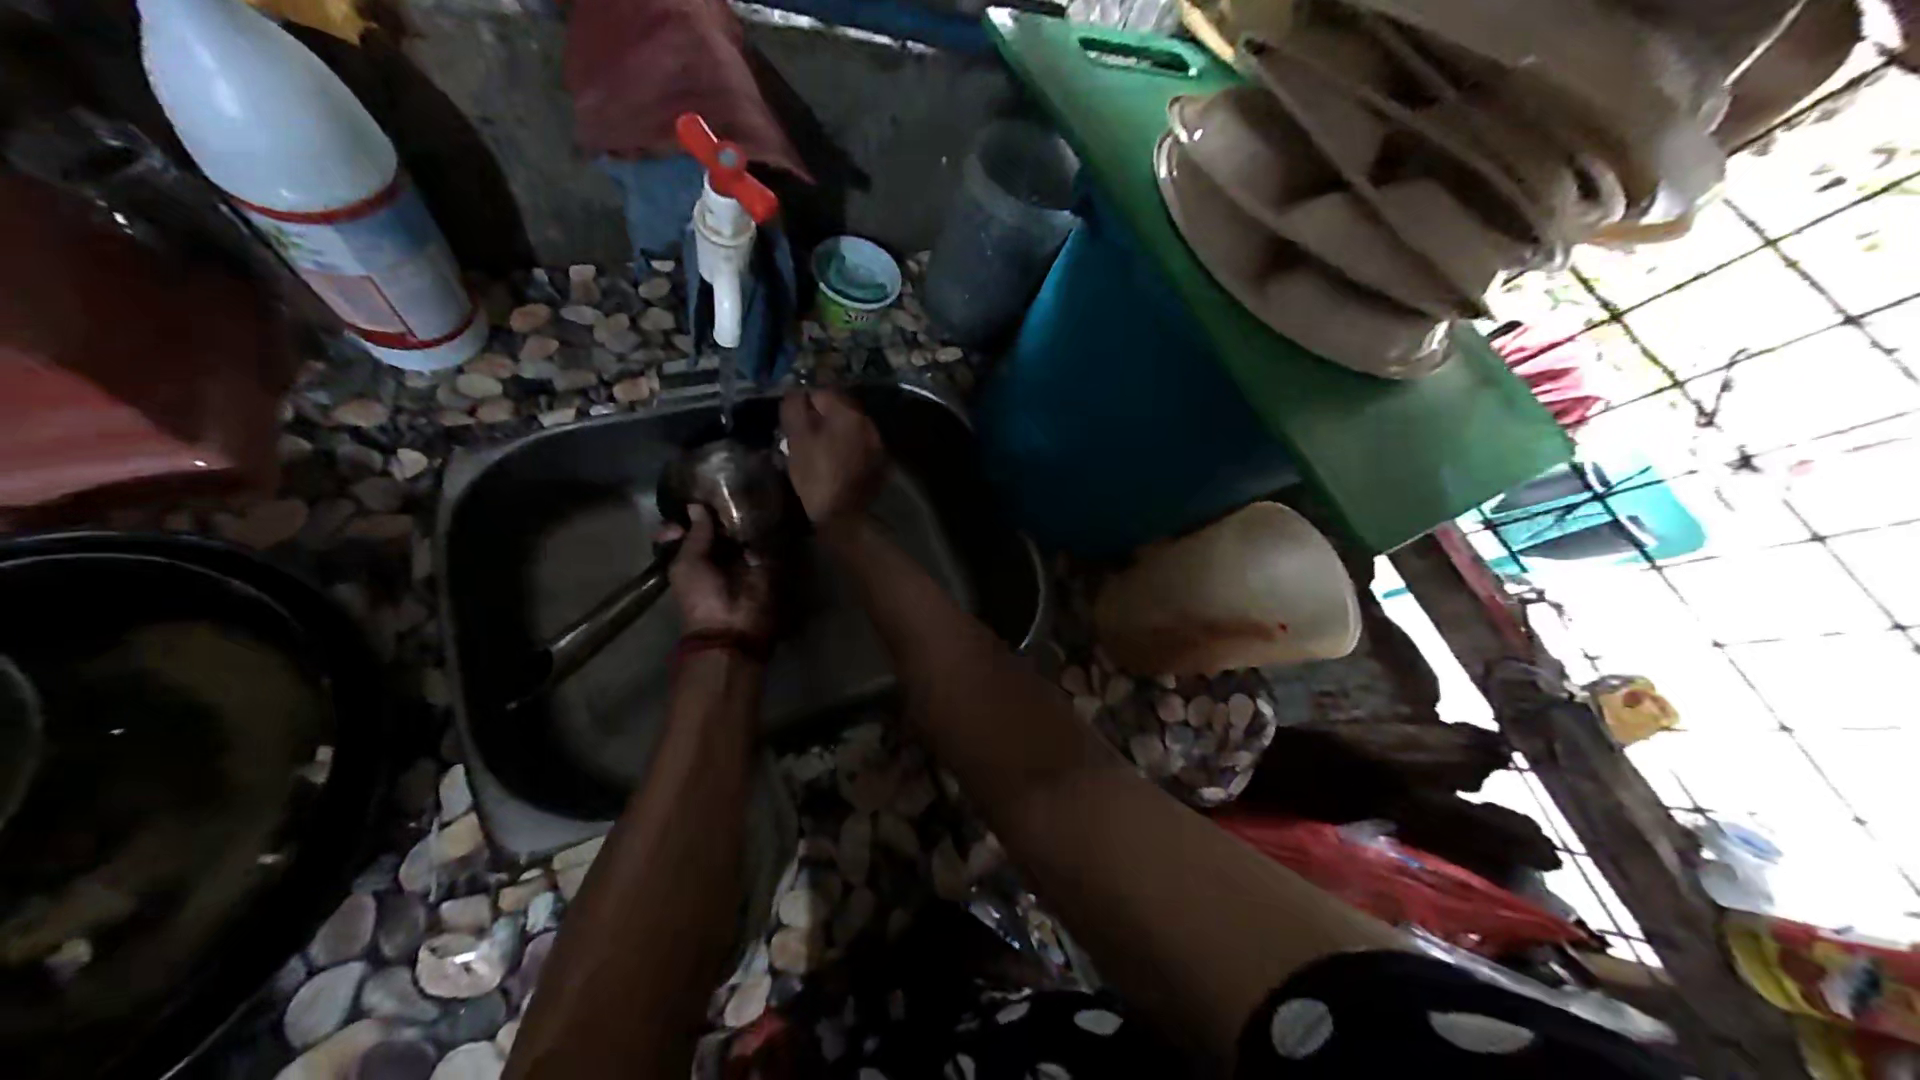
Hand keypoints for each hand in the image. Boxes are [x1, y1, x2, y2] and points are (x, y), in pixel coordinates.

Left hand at [658, 505, 772, 637]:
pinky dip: (758, 531)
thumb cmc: (700, 596)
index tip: (692, 506)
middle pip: (714, 528)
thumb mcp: (687, 563)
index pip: (687, 531)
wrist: (731, 627)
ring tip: (743, 497)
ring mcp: (738, 560)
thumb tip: (696, 505)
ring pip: (737, 532)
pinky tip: (758, 516)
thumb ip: (694, 535)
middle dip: (717, 514)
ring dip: (739, 519)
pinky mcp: (761, 564)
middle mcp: (714, 556)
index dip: (687, 518)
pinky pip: (759, 542)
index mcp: (689, 558)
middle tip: (722, 495)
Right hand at [780, 389, 886, 527]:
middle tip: (803, 436)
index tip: (793, 422)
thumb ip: (794, 409)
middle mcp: (868, 423)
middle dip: (821, 419)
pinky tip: (837, 464)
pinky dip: (848, 450)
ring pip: (851, 429)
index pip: (822, 393)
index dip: (804, 404)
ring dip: (836, 434)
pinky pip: (860, 447)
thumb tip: (796, 392)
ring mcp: (877, 444)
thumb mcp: (796, 439)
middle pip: (839, 410)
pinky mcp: (881, 463)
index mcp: (848, 413)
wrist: (844, 516)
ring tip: (820, 451)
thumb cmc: (815, 475)